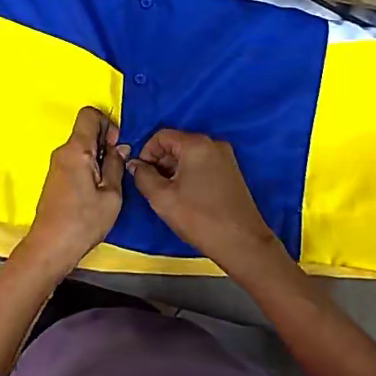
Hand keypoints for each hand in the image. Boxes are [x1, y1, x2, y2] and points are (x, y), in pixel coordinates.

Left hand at [20, 106, 124, 271]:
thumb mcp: (111, 194)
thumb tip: (119, 148)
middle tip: (117, 167)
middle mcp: (63, 152)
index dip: (107, 124)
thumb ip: (117, 165)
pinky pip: (75, 159)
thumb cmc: (84, 221)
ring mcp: (56, 165)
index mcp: (76, 150)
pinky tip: (96, 189)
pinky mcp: (55, 178)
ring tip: (108, 182)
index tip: (116, 146)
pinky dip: (89, 166)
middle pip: (86, 130)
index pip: (89, 115)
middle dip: (105, 142)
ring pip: (82, 146)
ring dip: (99, 156)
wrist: (50, 248)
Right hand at [127, 130, 285, 273]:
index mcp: (197, 144)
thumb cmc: (199, 217)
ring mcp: (226, 157)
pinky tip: (185, 195)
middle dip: (160, 161)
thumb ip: (143, 177)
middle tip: (152, 186)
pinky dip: (189, 174)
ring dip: (174, 169)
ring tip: (168, 194)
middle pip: (177, 143)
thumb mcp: (162, 198)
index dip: (146, 152)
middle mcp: (214, 144)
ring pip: (190, 155)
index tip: (141, 174)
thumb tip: (136, 165)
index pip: (162, 135)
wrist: (240, 240)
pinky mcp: (231, 171)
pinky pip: (203, 163)